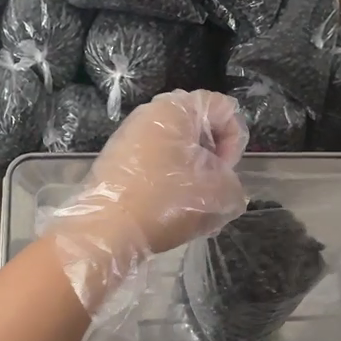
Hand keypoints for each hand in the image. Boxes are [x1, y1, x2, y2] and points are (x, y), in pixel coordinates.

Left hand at [48, 90, 248, 311]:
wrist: (106, 231)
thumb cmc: (167, 202)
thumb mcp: (221, 195)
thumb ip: (234, 182)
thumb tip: (222, 184)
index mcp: (176, 108)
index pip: (224, 109)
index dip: (235, 141)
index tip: (225, 172)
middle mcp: (149, 113)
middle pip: (199, 130)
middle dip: (212, 161)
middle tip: (213, 192)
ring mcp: (128, 137)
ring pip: (176, 151)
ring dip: (192, 177)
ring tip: (192, 210)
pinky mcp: (115, 161)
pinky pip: (154, 165)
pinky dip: (168, 183)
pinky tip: (168, 213)